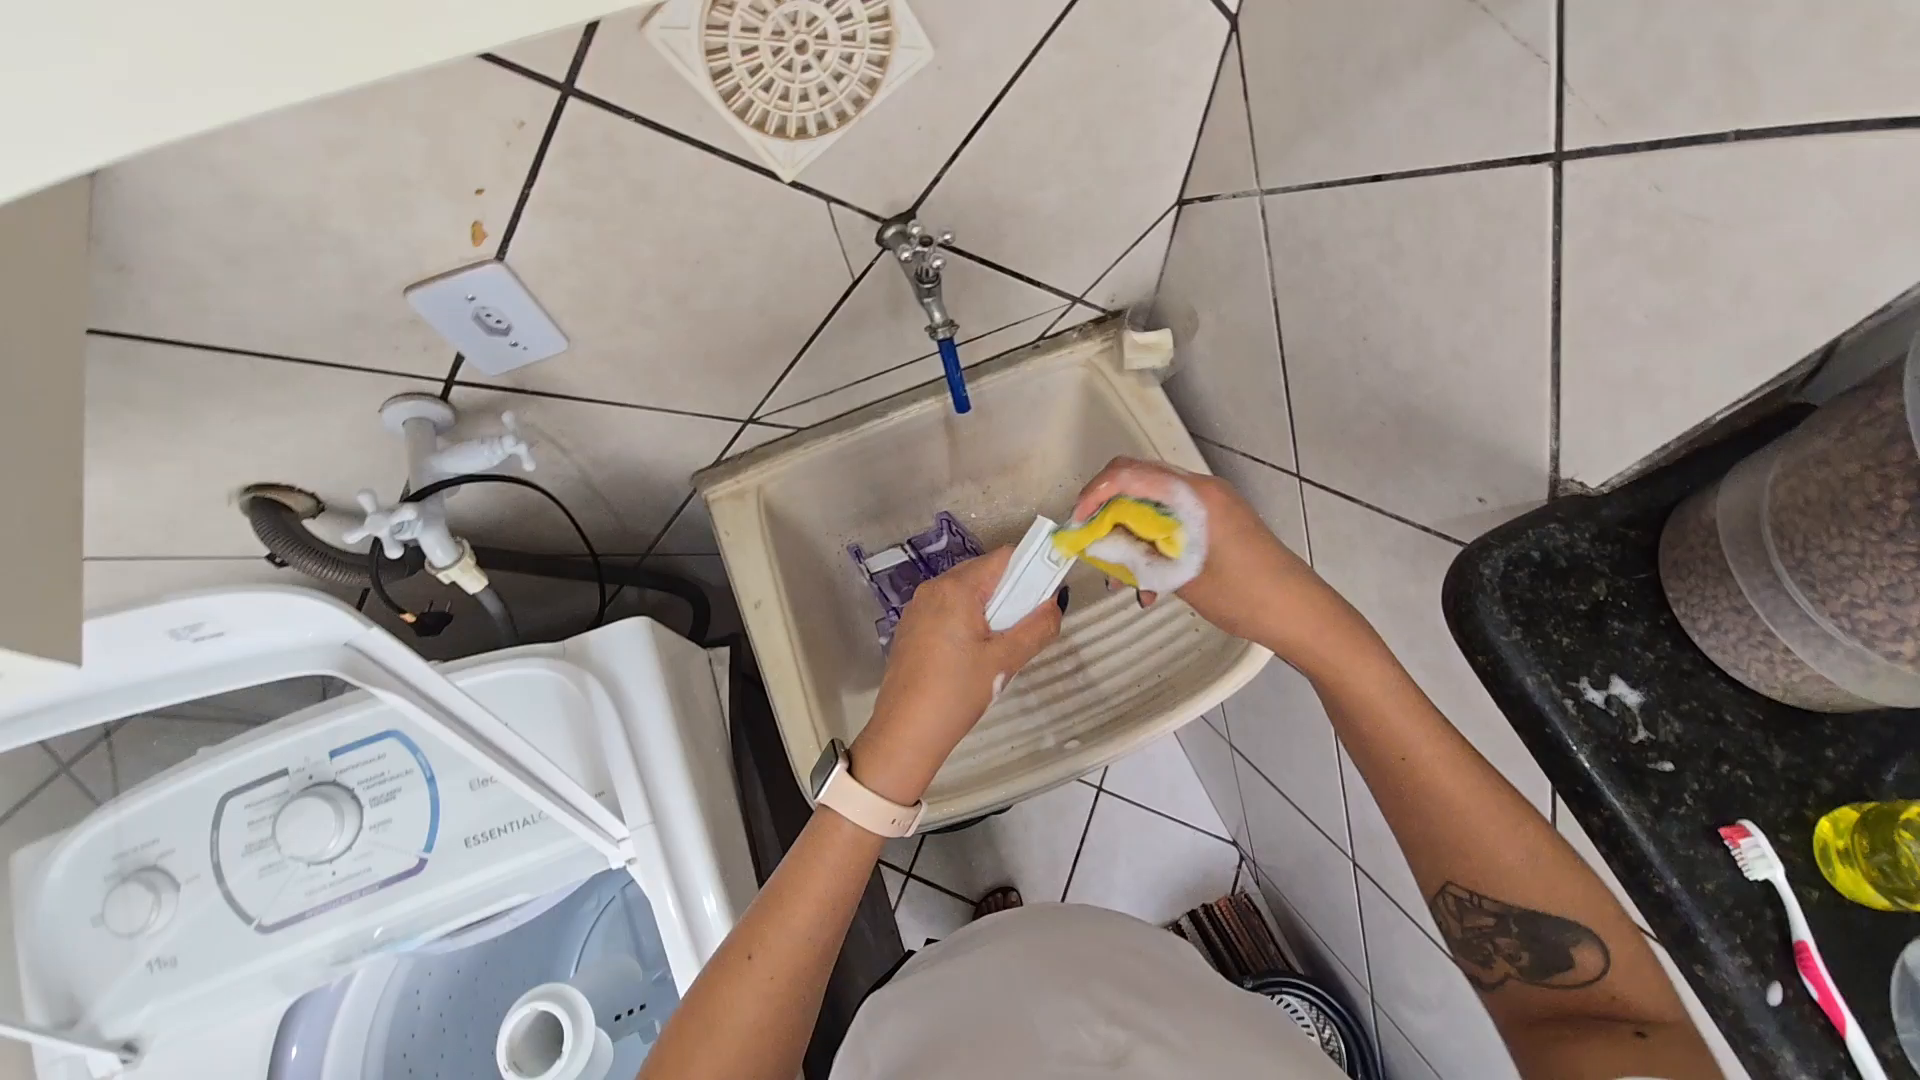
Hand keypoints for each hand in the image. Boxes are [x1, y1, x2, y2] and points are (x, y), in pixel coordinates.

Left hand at [848, 546, 1064, 803]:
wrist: (905, 733)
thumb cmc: (957, 693)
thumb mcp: (1005, 661)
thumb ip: (1037, 628)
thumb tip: (1055, 604)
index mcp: (956, 588)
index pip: (1004, 558)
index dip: (1032, 570)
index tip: (1046, 596)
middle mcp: (933, 588)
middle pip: (984, 574)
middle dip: (1011, 594)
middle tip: (1025, 628)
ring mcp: (917, 608)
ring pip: (966, 594)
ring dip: (991, 610)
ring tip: (1001, 648)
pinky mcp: (911, 629)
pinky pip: (948, 611)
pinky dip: (968, 622)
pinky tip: (974, 656)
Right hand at [1070, 457, 1344, 653]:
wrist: (1300, 614)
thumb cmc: (1245, 596)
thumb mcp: (1180, 578)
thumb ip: (1136, 554)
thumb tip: (1097, 544)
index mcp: (1194, 495)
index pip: (1129, 473)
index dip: (1094, 493)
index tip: (1077, 524)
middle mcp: (1201, 489)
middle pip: (1137, 481)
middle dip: (1105, 510)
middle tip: (1090, 543)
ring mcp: (1211, 503)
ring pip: (1151, 502)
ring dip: (1128, 531)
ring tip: (1119, 576)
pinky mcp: (1216, 520)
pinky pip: (1170, 519)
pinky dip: (1150, 541)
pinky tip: (1148, 582)